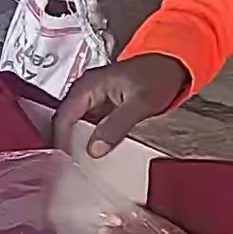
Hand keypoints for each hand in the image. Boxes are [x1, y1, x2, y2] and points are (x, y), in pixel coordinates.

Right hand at [52, 55, 190, 157]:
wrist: (172, 65)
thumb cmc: (157, 76)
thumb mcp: (140, 103)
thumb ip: (116, 125)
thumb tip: (94, 149)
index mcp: (86, 86)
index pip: (63, 118)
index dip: (61, 141)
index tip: (65, 162)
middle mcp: (84, 92)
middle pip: (65, 124)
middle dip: (66, 146)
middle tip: (71, 168)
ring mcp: (92, 100)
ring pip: (75, 127)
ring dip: (77, 145)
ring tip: (82, 166)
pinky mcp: (101, 108)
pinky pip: (89, 127)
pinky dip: (90, 141)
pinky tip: (97, 155)